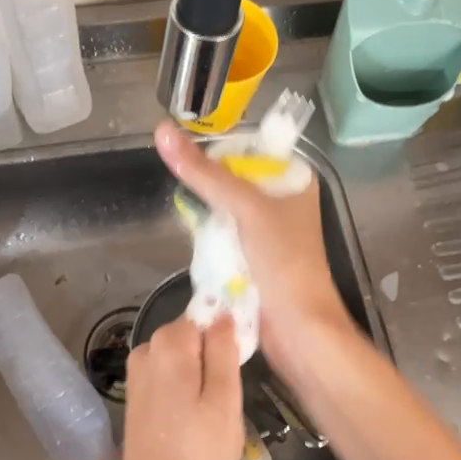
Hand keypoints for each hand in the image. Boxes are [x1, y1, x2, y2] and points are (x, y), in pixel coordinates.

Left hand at [112, 315, 243, 459]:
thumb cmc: (200, 458)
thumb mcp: (225, 402)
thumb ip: (225, 350)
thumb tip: (224, 312)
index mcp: (168, 344)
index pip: (206, 315)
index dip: (229, 334)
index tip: (246, 363)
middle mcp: (146, 351)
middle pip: (192, 336)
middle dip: (216, 358)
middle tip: (232, 399)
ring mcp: (138, 376)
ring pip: (183, 359)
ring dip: (204, 378)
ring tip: (217, 415)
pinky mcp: (137, 399)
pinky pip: (171, 378)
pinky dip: (188, 392)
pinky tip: (198, 422)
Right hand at [154, 122, 353, 370]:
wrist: (298, 328)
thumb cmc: (283, 261)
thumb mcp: (246, 208)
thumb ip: (205, 174)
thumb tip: (162, 131)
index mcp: (293, 179)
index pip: (247, 148)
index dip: (215, 149)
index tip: (181, 152)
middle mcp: (282, 200)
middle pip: (231, 180)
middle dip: (205, 187)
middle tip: (181, 190)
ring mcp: (266, 231)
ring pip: (223, 210)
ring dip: (204, 215)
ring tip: (184, 215)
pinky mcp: (252, 258)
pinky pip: (221, 237)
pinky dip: (206, 239)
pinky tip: (192, 241)